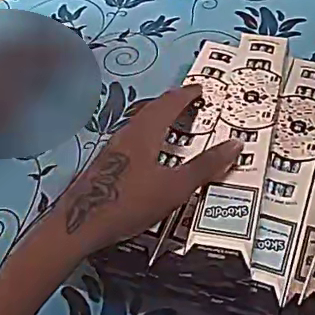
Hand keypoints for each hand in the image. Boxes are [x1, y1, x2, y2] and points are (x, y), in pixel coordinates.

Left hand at [35, 84, 240, 262]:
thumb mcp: (175, 187)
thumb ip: (205, 166)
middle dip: (175, 104)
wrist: (78, 225)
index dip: (188, 94)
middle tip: (193, 104)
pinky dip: (151, 136)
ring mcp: (114, 148)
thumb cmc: (129, 202)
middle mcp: (128, 133)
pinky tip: (154, 154)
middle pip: (154, 110)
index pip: (170, 103)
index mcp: (146, 131)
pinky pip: (135, 138)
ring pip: (142, 124)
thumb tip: (236, 144)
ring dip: (161, 120)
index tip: (202, 89)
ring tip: (178, 127)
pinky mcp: (107, 164)